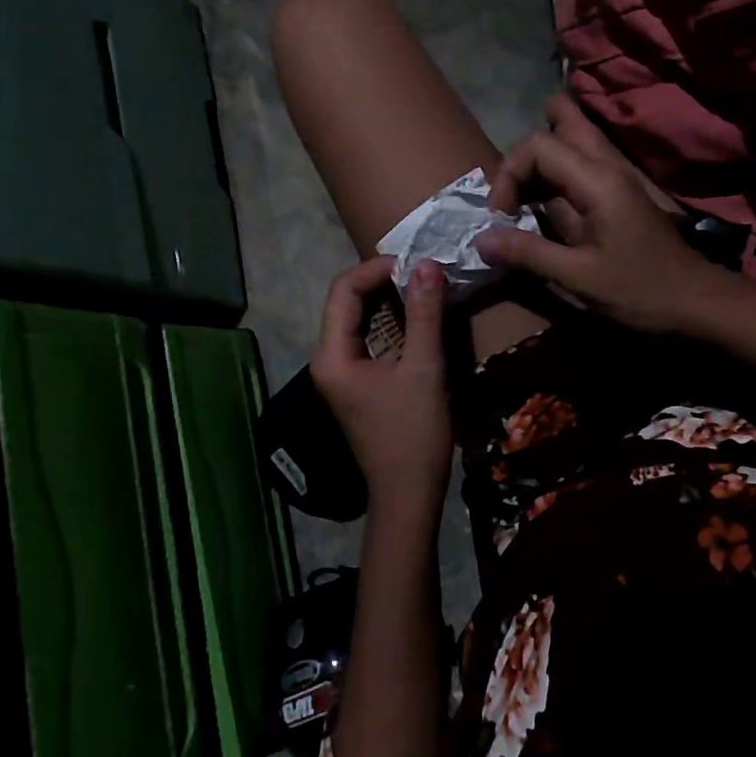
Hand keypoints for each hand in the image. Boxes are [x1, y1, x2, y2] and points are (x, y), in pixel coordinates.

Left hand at [310, 256, 453, 508]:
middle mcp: (327, 359)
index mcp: (332, 355)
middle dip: (383, 281)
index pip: (343, 290)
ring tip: (424, 288)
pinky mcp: (356, 383)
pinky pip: (367, 339)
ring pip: (358, 319)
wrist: (408, 492)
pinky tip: (417, 317)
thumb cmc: (414, 433)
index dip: (377, 268)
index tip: (416, 263)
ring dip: (388, 300)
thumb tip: (428, 264)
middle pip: (346, 301)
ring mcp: (340, 373)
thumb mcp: (424, 369)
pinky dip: (390, 322)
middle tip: (424, 273)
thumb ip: (424, 314)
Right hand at [478, 97, 726, 333]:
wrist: (694, 300)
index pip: (537, 145)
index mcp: (598, 180)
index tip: (500, 216)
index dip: (508, 174)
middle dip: (525, 156)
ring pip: (572, 138)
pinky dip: (554, 178)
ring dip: (541, 163)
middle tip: (514, 195)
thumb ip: (527, 253)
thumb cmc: (638, 290)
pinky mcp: (617, 191)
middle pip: (559, 123)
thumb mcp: (578, 277)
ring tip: (523, 202)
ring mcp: (615, 175)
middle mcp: (608, 165)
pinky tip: (544, 212)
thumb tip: (480, 239)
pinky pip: (578, 165)